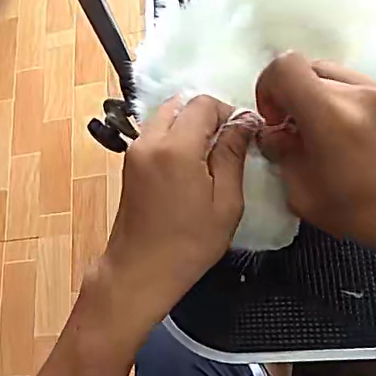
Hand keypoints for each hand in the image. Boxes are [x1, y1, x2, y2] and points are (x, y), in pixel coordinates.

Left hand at [94, 96, 254, 322]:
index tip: (245, 136)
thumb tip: (244, 122)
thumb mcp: (226, 203)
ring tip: (212, 157)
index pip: (204, 104)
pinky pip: (156, 133)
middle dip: (209, 116)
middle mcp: (150, 140)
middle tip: (229, 145)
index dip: (229, 113)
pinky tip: (192, 166)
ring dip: (191, 126)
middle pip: (182, 104)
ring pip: (167, 116)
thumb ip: (233, 155)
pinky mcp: (130, 163)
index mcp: (176, 148)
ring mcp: (135, 151)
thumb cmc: (189, 244)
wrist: (139, 272)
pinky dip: (176, 137)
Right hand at [255, 52, 375, 268]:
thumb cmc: (370, 217)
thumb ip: (282, 156)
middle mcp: (356, 91)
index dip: (267, 88)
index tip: (274, 122)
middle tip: (294, 134)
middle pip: (305, 68)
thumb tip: (274, 134)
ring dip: (313, 99)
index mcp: (330, 114)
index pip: (283, 66)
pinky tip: (345, 139)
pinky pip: (352, 85)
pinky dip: (337, 103)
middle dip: (290, 97)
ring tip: (320, 138)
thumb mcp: (308, 198)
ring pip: (329, 74)